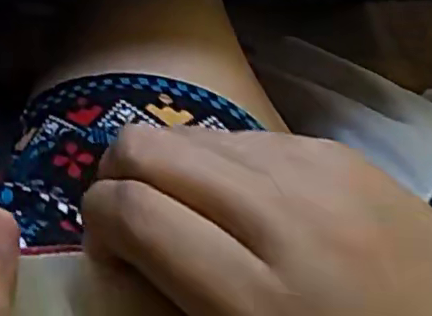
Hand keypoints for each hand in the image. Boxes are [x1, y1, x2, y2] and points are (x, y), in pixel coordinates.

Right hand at [81, 127, 431, 315]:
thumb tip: (127, 267)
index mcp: (263, 299)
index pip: (131, 211)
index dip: (95, 225)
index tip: (106, 258)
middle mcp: (279, 211)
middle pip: (145, 145)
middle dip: (115, 178)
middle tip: (131, 227)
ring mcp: (311, 166)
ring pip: (188, 133)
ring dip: (170, 171)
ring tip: (193, 218)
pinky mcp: (336, 148)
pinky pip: (242, 136)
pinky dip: (220, 167)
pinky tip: (249, 210)